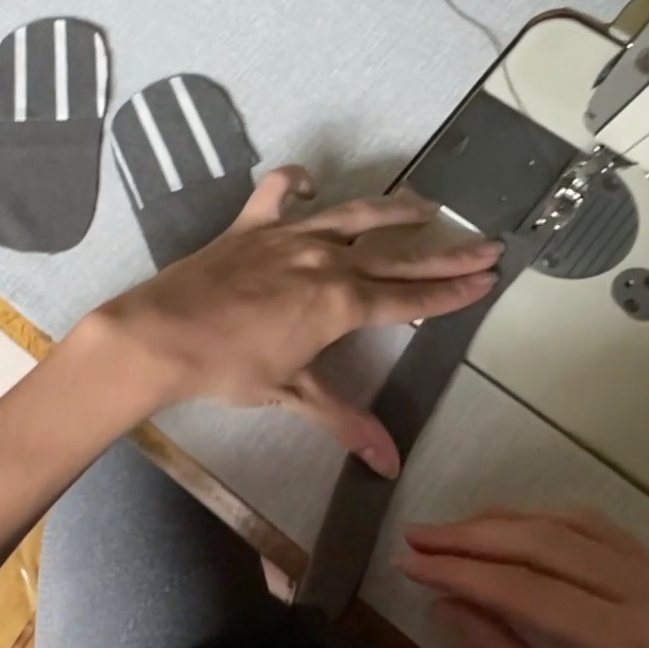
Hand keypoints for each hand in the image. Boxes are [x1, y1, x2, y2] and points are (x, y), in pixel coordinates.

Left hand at [71, 165, 503, 476]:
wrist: (160, 334)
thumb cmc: (227, 369)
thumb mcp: (290, 394)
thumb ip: (344, 421)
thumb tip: (390, 466)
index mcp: (340, 303)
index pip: (410, 298)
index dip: (451, 292)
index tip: (488, 278)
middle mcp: (324, 261)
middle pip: (397, 255)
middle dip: (446, 253)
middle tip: (487, 244)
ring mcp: (288, 236)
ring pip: (353, 215)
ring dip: (393, 209)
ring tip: (426, 205)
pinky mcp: (251, 225)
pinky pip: (279, 191)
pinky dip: (297, 181)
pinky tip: (312, 184)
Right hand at [397, 509, 648, 647]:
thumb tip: (442, 604)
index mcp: (633, 643)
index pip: (523, 586)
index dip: (457, 570)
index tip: (405, 560)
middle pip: (548, 541)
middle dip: (474, 534)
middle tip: (418, 534)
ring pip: (579, 525)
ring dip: (512, 519)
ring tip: (458, 529)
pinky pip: (610, 536)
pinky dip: (555, 524)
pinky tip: (521, 530)